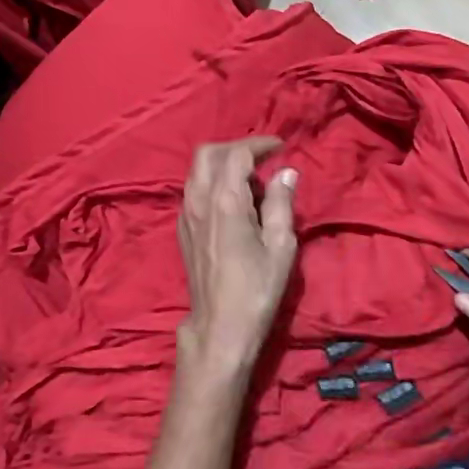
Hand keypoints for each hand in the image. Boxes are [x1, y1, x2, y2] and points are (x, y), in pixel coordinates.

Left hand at [175, 138, 299, 380]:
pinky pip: (194, 189)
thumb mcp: (281, 246)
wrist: (220, 325)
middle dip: (235, 147)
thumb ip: (281, 204)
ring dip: (222, 164)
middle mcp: (198, 200)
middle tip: (263, 158)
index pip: (235, 153)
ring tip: (253, 180)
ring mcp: (185, 213)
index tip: (280, 147)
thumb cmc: (257, 289)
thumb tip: (286, 173)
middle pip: (208, 153)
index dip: (258, 144)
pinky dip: (213, 181)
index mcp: (224, 201)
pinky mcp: (182, 227)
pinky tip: (234, 201)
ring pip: (197, 170)